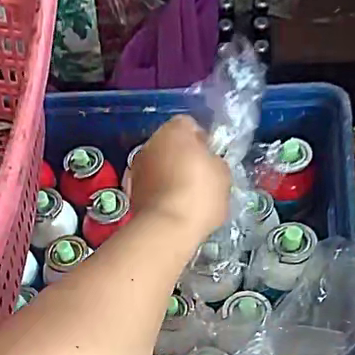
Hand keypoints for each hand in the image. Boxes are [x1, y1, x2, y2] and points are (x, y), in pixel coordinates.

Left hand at [126, 116, 229, 237]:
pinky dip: (160, 194)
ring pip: (158, 166)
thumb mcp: (223, 174)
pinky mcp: (131, 192)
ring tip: (185, 198)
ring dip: (169, 176)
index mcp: (175, 129)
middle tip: (199, 180)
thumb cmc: (199, 195)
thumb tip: (208, 163)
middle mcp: (151, 142)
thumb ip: (215, 161)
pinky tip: (172, 209)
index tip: (210, 161)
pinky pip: (151, 187)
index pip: (190, 126)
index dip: (202, 142)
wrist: (167, 228)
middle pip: (170, 145)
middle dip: (183, 158)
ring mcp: (137, 167)